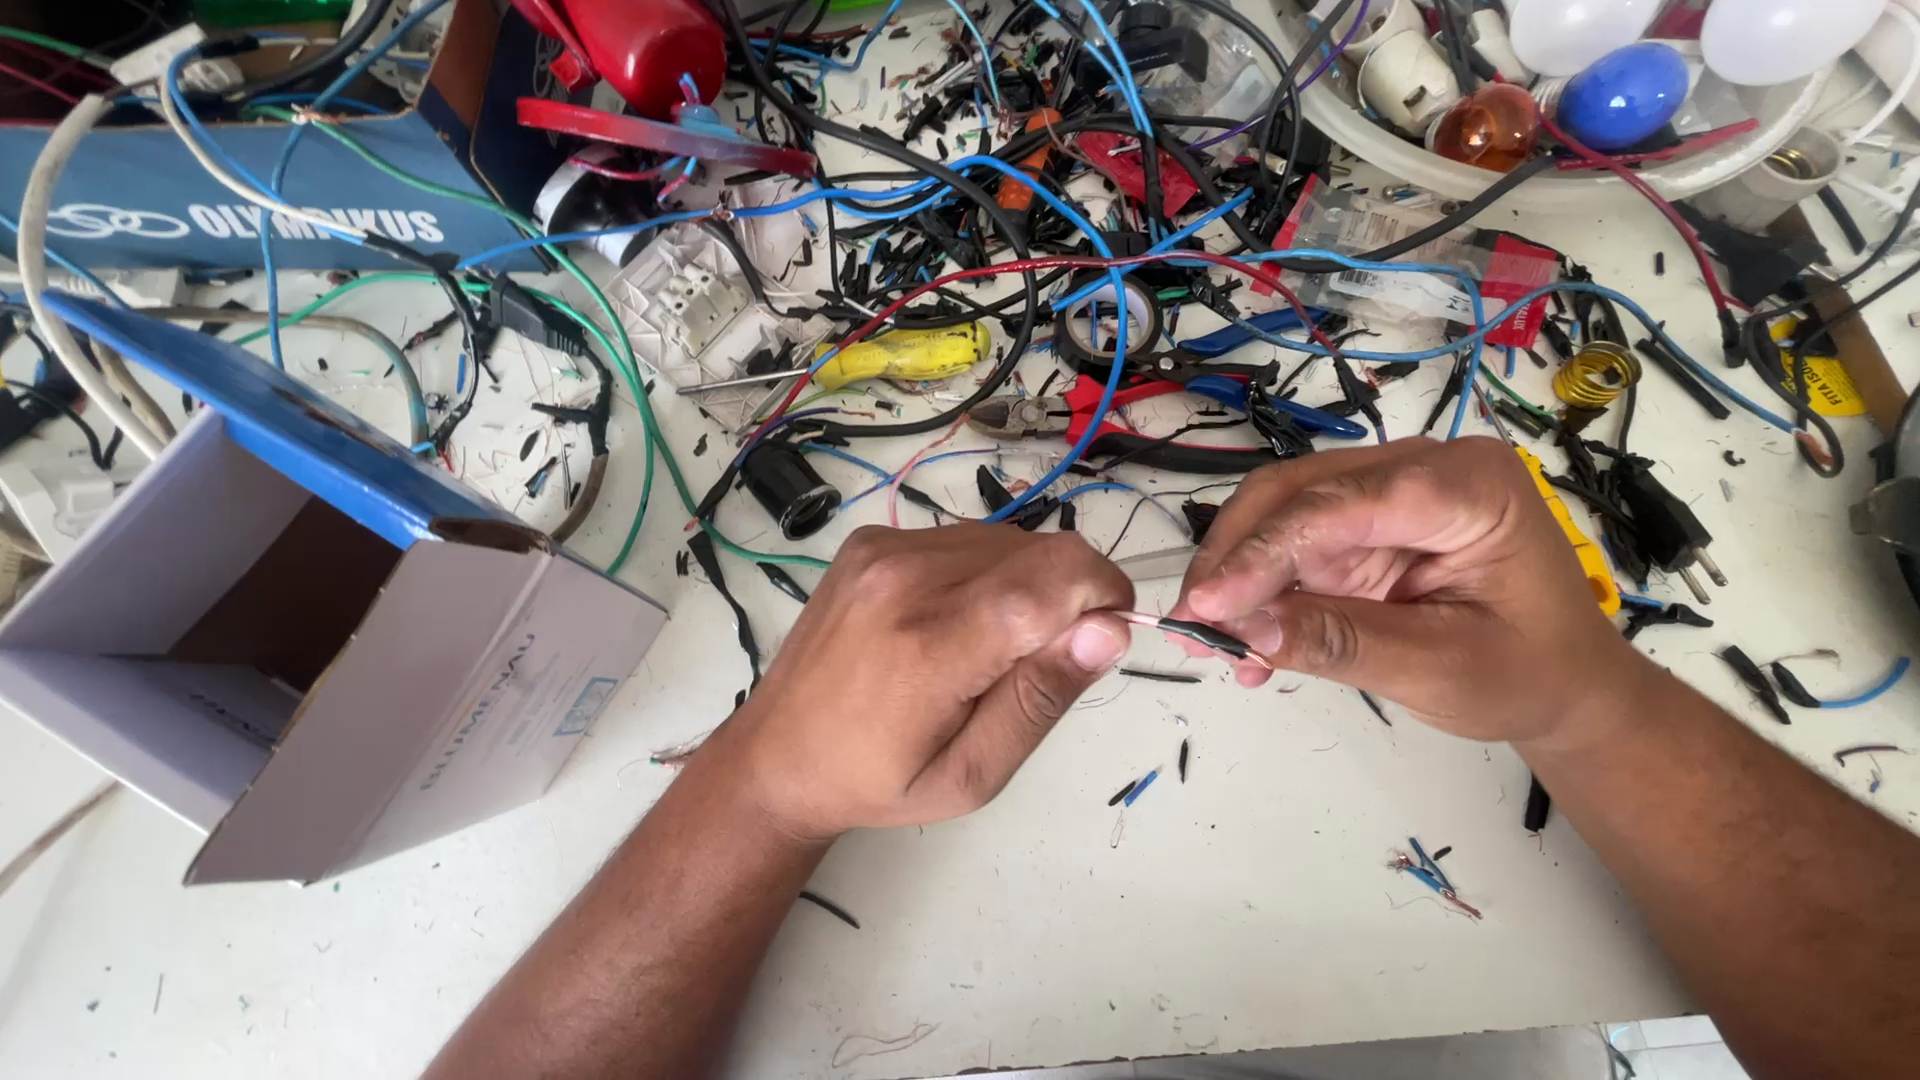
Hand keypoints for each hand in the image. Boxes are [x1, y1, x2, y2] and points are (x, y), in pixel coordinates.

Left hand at [714, 525, 1133, 840]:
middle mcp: (907, 575)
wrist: (777, 754)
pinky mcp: (870, 539)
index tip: (1099, 640)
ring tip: (984, 646)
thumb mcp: (973, 775)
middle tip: (1035, 660)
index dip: (1103, 596)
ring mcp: (883, 548)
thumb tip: (1109, 629)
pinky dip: (983, 572)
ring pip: (1007, 539)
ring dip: (1025, 584)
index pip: (1057, 577)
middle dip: (1069, 596)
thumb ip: (1041, 698)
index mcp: (933, 643)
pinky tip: (949, 619)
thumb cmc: (879, 781)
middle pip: (1041, 551)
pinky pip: (963, 537)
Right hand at [1170, 437, 1646, 743]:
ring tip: (1210, 639)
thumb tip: (1245, 629)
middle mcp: (1415, 470)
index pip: (1341, 503)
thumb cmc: (1529, 675)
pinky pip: (1282, 546)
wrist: (1560, 684)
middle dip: (1234, 559)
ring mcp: (1379, 495)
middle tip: (1194, 622)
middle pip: (1293, 494)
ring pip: (1273, 515)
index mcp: (1466, 486)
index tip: (1208, 606)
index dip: (1265, 551)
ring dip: (1233, 576)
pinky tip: (1245, 641)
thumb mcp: (1441, 670)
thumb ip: (1343, 643)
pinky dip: (1252, 591)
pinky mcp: (1352, 527)